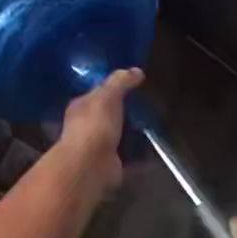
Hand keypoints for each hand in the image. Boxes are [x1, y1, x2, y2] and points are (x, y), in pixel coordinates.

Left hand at [55, 67, 142, 194]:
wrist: (91, 165)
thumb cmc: (95, 124)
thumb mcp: (108, 96)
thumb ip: (120, 82)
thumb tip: (136, 70)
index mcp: (81, 106)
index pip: (96, 93)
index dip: (112, 89)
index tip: (132, 85)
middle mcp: (86, 127)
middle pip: (108, 116)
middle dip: (124, 113)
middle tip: (147, 107)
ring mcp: (97, 148)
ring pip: (118, 138)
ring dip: (133, 135)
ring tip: (154, 127)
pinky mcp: (110, 166)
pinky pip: (129, 160)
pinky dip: (141, 158)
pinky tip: (155, 153)